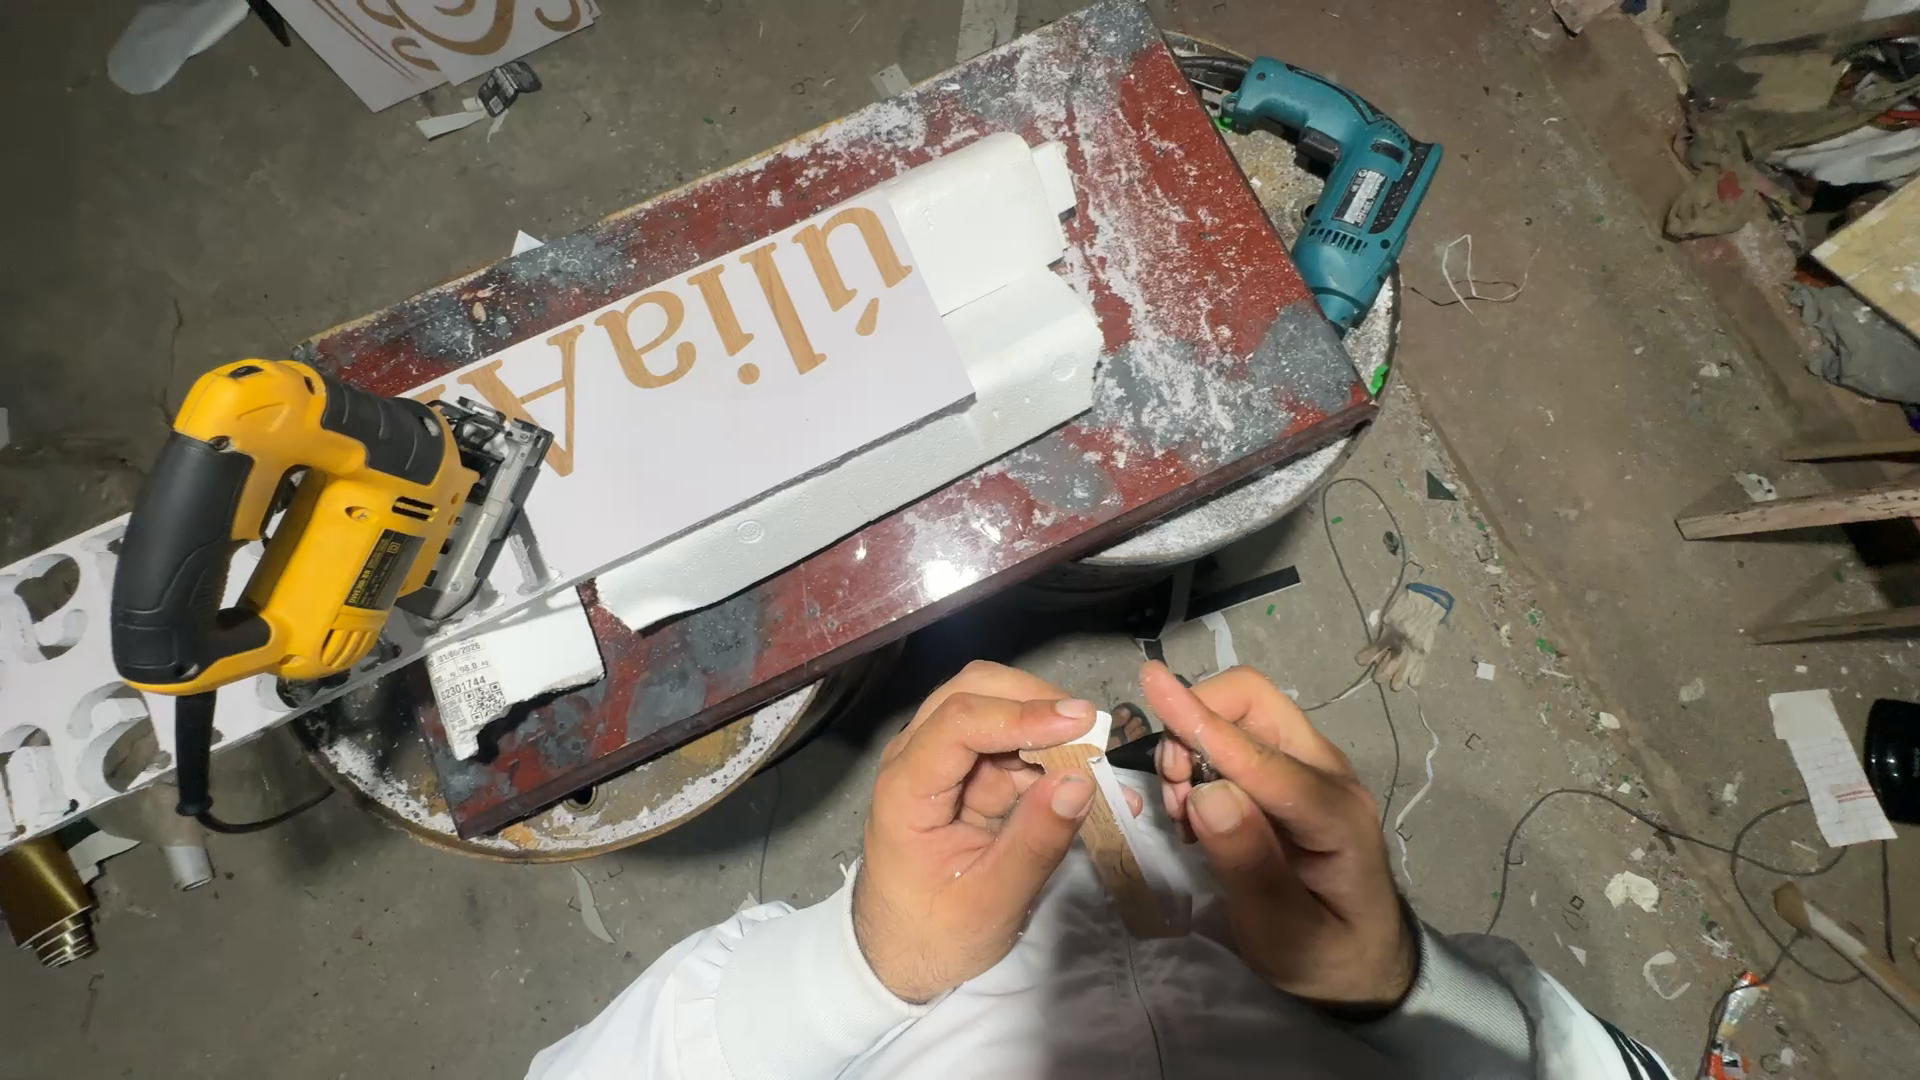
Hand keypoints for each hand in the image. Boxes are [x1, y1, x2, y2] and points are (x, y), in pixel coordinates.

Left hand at [852, 661, 1101, 1003]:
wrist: (898, 951)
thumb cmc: (933, 933)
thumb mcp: (990, 904)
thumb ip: (1035, 843)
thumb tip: (1080, 782)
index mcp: (906, 788)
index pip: (958, 722)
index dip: (1022, 715)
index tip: (1081, 721)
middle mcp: (915, 755)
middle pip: (972, 691)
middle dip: (1034, 699)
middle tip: (1090, 729)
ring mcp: (938, 757)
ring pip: (991, 704)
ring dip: (1043, 720)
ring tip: (1094, 753)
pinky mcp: (962, 768)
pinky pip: (1007, 740)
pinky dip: (1045, 748)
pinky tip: (1082, 772)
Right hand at [1147, 660, 1414, 1014]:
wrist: (1362, 962)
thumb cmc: (1325, 953)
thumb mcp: (1286, 932)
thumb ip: (1249, 864)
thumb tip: (1206, 794)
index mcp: (1334, 814)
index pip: (1260, 756)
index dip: (1202, 722)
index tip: (1151, 681)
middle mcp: (1323, 770)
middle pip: (1251, 699)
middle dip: (1194, 722)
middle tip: (1173, 788)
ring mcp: (1304, 761)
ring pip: (1235, 709)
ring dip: (1189, 740)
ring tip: (1182, 809)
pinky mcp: (1282, 764)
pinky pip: (1230, 730)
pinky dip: (1196, 753)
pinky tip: (1194, 806)